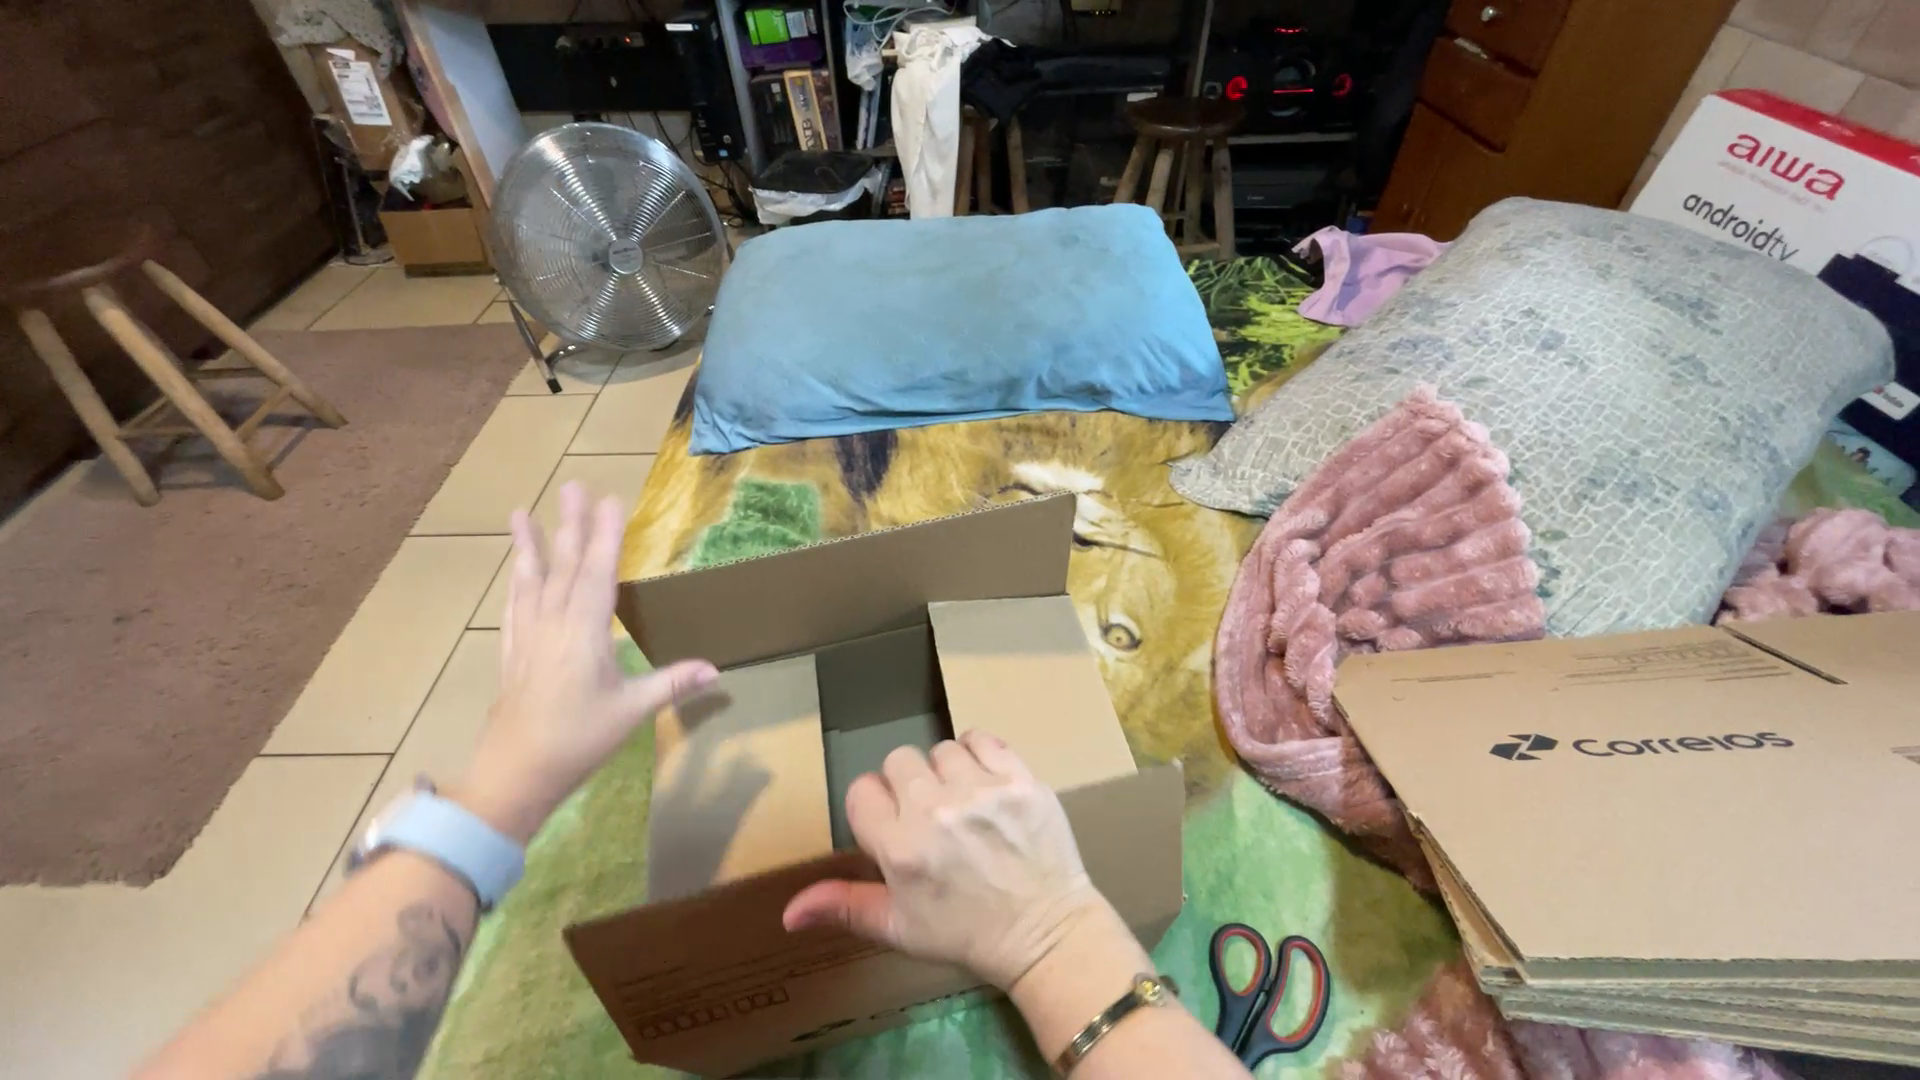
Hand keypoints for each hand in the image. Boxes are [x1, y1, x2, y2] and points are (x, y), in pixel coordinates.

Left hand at [453, 483, 717, 842]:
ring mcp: (527, 637)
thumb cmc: (577, 740)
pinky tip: (515, 572)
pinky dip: (516, 583)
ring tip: (522, 513)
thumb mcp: (631, 712)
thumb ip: (672, 684)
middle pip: (563, 566)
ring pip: (531, 581)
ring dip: (530, 545)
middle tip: (572, 486)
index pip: (598, 574)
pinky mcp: (512, 653)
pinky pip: (514, 607)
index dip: (606, 536)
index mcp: (583, 633)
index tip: (611, 501)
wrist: (514, 775)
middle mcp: (552, 625)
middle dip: (570, 524)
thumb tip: (717, 669)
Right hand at [781, 730, 1106, 989]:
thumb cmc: (966, 932)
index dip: (874, 806)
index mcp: (900, 849)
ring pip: (941, 749)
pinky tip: (983, 779)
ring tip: (963, 803)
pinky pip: (983, 738)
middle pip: (899, 760)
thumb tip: (787, 911)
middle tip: (930, 816)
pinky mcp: (1019, 779)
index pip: (862, 790)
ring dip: (946, 772)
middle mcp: (935, 812)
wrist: (1046, 932)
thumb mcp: (899, 929)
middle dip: (908, 786)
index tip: (893, 824)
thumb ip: (844, 907)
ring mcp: (980, 791)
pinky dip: (979, 752)